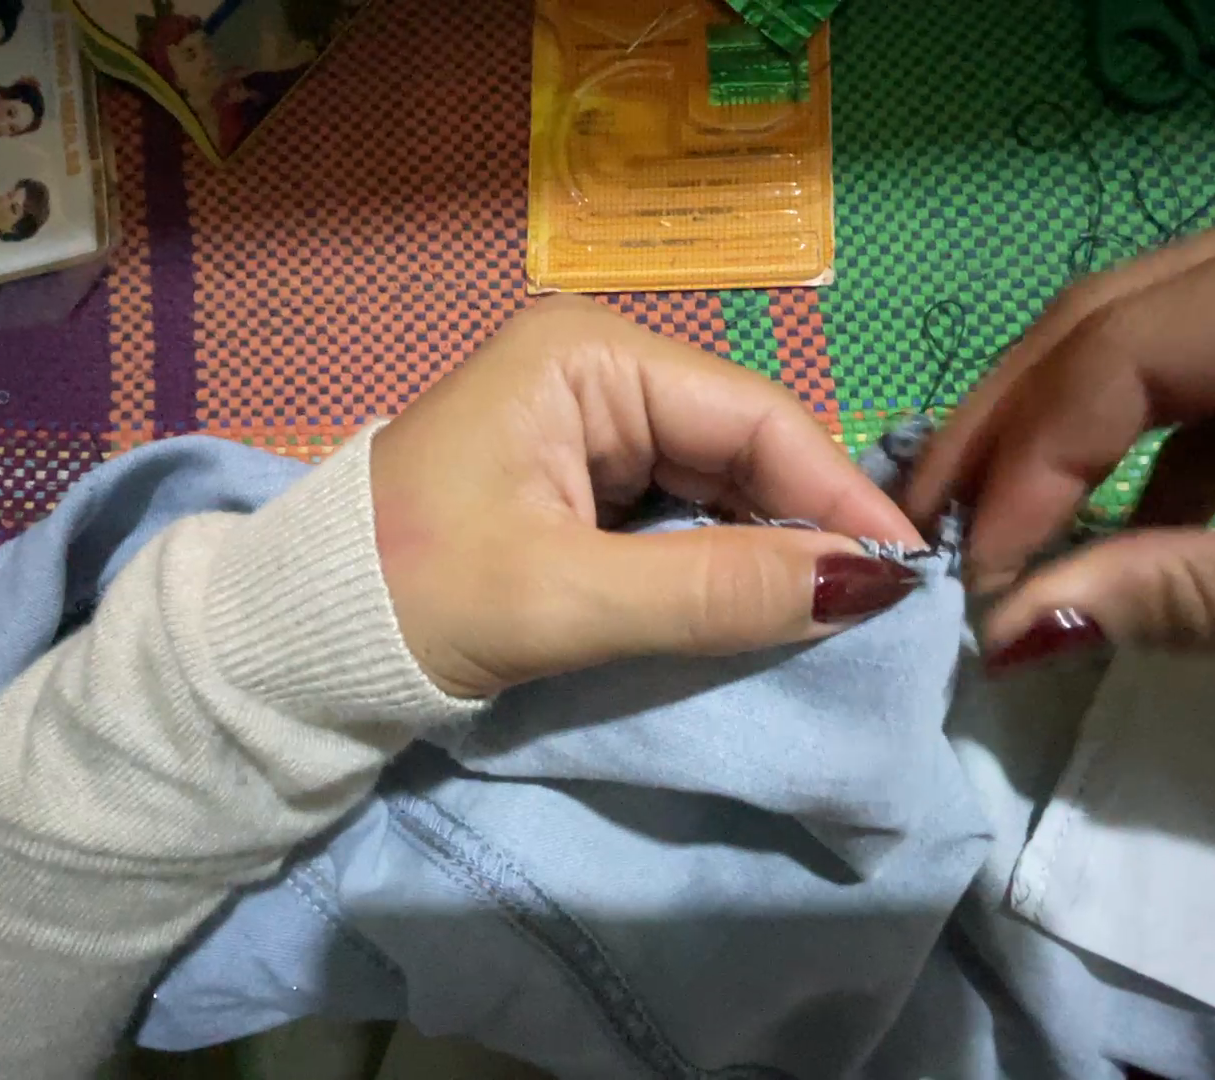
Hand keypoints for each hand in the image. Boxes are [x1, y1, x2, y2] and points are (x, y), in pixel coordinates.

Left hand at [371, 297, 925, 698]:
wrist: (308, 636)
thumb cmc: (413, 596)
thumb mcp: (564, 598)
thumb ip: (711, 591)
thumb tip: (862, 586)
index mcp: (584, 356)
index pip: (747, 417)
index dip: (834, 493)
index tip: (906, 569)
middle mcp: (594, 371)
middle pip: (738, 445)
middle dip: (806, 520)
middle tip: (879, 598)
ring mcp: (588, 423)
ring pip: (715, 481)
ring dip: (769, 543)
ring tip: (836, 604)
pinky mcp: (580, 477)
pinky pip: (677, 511)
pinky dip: (721, 556)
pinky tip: (760, 594)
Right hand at [904, 115, 1214, 701]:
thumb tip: (1016, 630)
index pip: (1134, 342)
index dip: (1028, 464)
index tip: (976, 578)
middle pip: (1112, 312)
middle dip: (1003, 433)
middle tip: (930, 532)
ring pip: (1145, 332)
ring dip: (1055, 438)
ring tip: (995, 527)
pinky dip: (1147, 453)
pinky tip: (1131, 524)